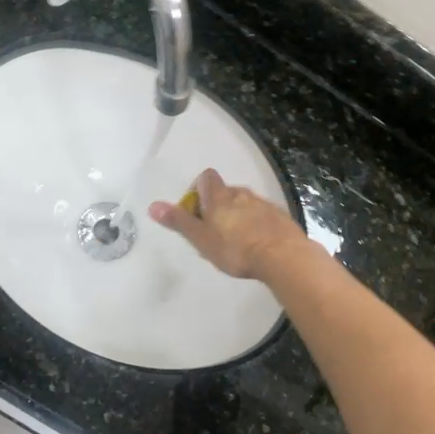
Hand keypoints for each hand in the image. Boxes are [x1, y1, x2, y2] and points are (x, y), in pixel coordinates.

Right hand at [148, 168, 310, 279]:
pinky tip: (255, 246)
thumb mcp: (200, 239)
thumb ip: (178, 222)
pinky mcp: (279, 216)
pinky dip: (255, 225)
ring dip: (237, 217)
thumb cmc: (234, 248)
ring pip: (244, 204)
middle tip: (212, 233)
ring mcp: (263, 203)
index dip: (197, 191)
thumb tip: (153, 206)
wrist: (281, 256)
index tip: (195, 213)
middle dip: (217, 208)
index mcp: (219, 196)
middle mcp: (241, 193)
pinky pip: (262, 216)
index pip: (205, 177)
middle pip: (224, 192)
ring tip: (234, 243)